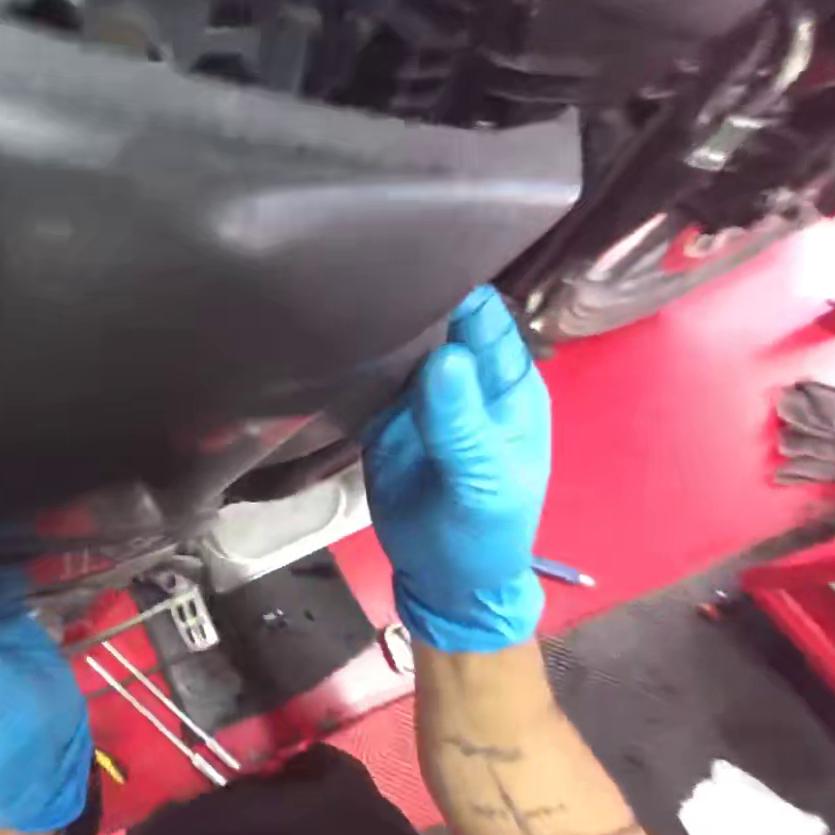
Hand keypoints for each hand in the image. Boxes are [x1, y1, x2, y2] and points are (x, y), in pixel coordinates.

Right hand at [363, 286, 550, 652]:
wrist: (443, 580)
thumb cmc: (484, 533)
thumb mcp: (484, 482)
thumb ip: (463, 424)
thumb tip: (443, 355)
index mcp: (506, 388)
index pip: (487, 321)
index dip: (459, 289)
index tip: (416, 254)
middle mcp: (465, 382)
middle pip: (441, 325)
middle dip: (412, 299)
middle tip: (363, 266)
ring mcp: (423, 399)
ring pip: (403, 348)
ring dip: (380, 326)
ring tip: (337, 291)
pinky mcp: (386, 418)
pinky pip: (372, 381)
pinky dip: (356, 363)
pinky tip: (329, 339)